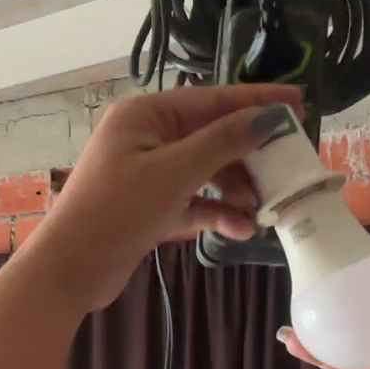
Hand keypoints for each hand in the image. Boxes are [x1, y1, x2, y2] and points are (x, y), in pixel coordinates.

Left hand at [20, 85, 303, 310]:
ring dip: (235, 190)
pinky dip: (215, 213)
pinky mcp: (150, 208)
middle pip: (212, 137)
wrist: (70, 269)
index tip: (300, 104)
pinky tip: (242, 229)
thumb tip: (268, 117)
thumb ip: (223, 143)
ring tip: (266, 208)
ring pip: (205, 173)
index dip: (257, 101)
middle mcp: (147, 138)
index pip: (212, 99)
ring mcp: (148, 174)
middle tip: (290, 166)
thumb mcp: (174, 172)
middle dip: (249, 156)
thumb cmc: (116, 210)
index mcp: (146, 115)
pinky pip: (193, 203)